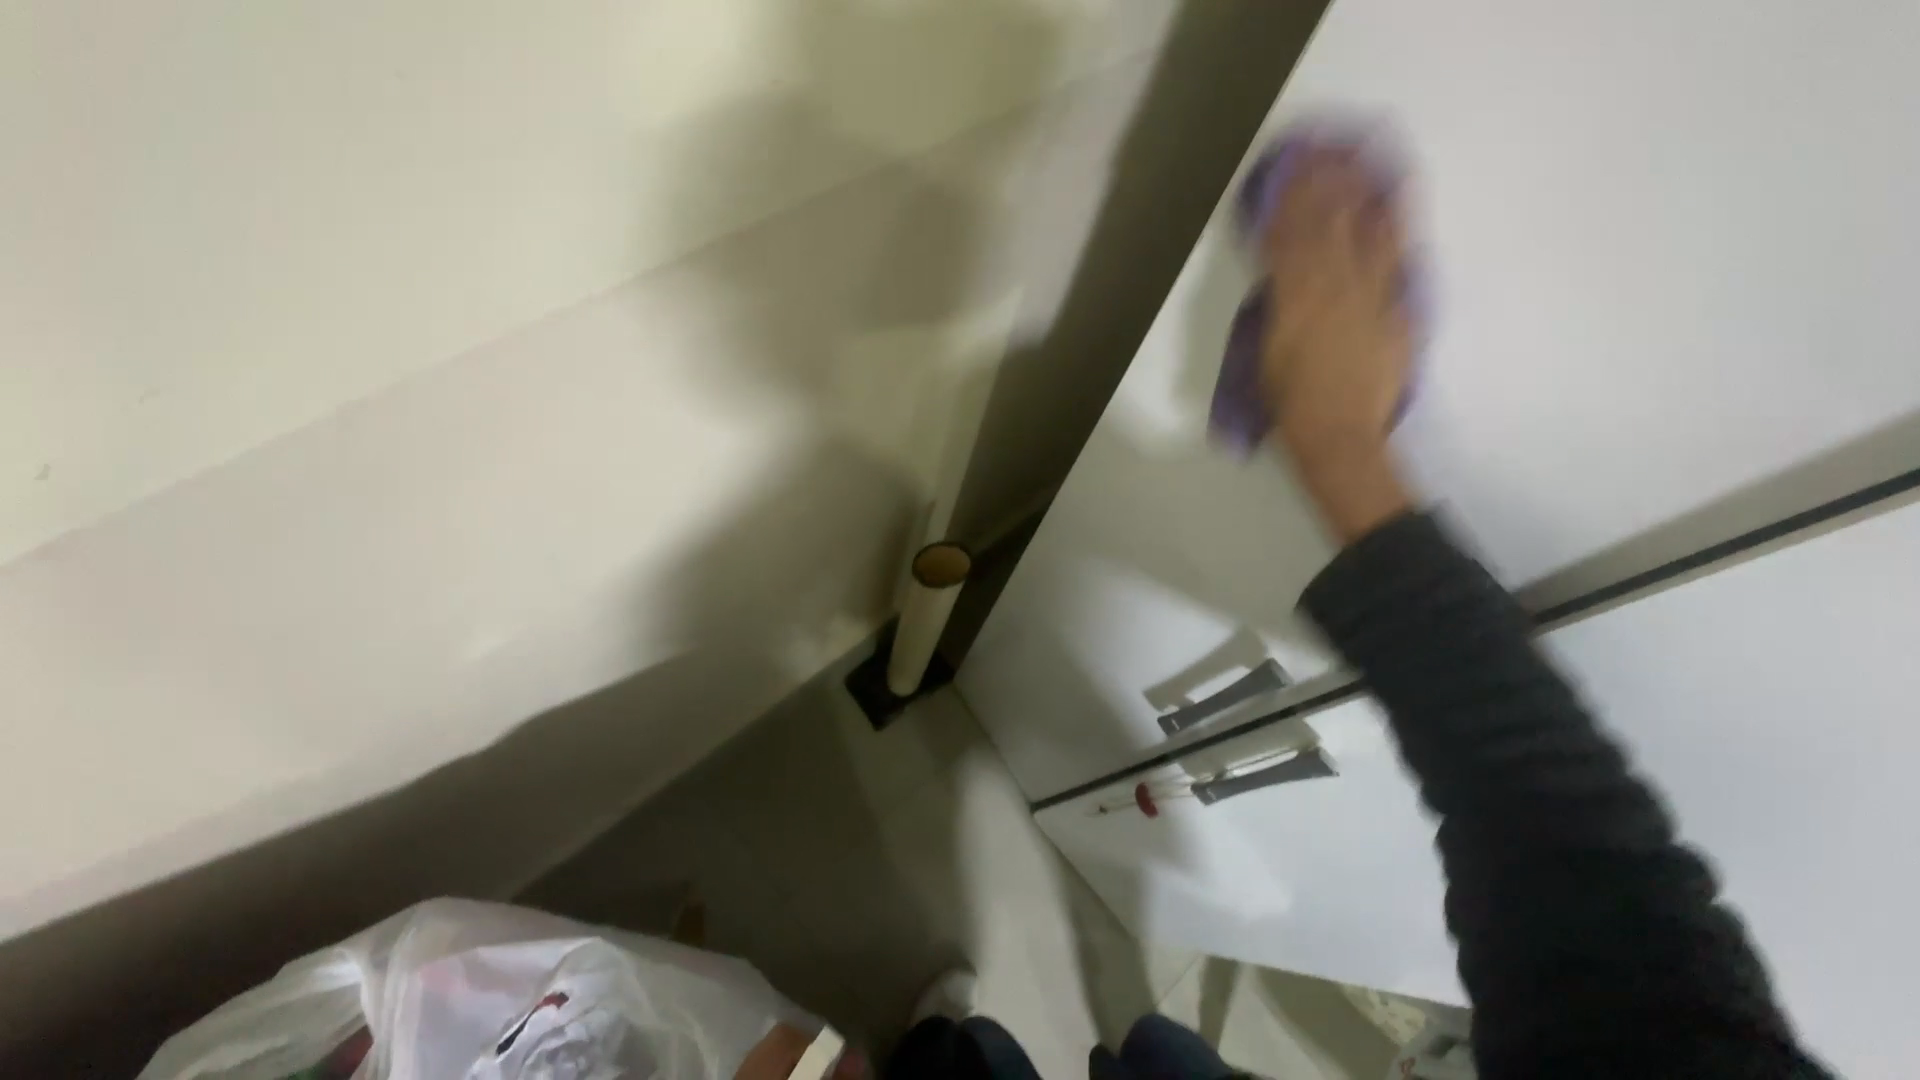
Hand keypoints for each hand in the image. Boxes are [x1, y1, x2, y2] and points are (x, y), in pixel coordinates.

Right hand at [1258, 145, 1414, 541]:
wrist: (1341, 435)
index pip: (1289, 234)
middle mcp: (1336, 284)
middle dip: (1322, 179)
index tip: (1286, 163)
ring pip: (1366, 227)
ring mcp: (1373, 292)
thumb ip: (1276, 304)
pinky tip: (1393, 195)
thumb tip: (1280, 271)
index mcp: (1296, 297)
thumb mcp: (1267, 350)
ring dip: (1359, 186)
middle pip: (1329, 220)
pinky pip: (1398, 253)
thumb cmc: (1290, 401)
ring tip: (1358, 152)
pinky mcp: (1398, 307)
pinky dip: (1394, 219)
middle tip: (1320, 144)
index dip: (1288, 195)